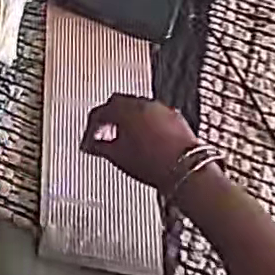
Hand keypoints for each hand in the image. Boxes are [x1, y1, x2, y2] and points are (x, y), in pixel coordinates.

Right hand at [79, 94, 201, 188]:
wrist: (186, 171)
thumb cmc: (154, 162)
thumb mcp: (116, 156)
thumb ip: (98, 147)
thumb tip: (91, 146)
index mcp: (123, 109)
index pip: (98, 113)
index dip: (90, 128)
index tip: (88, 141)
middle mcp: (143, 104)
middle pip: (118, 104)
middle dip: (108, 119)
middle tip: (102, 134)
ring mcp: (161, 110)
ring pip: (137, 109)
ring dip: (127, 121)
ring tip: (123, 140)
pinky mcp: (176, 119)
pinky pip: (155, 116)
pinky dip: (145, 125)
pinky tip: (145, 141)